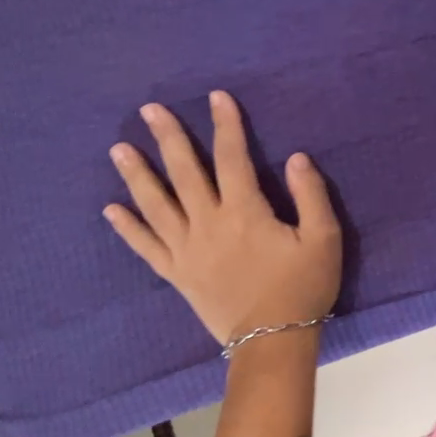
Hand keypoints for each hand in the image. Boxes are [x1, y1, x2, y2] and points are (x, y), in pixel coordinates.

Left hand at [105, 91, 341, 345]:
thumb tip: (296, 157)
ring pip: (156, 205)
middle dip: (169, 139)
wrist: (272, 338)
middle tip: (149, 110)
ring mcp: (187, 250)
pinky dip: (127, 227)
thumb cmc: (304, 284)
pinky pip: (146, 246)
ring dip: (137, 175)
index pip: (233, 158)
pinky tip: (111, 209)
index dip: (226, 125)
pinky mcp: (176, 273)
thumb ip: (310, 195)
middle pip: (185, 174)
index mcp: (246, 212)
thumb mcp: (324, 237)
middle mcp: (209, 224)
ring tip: (120, 148)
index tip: (216, 97)